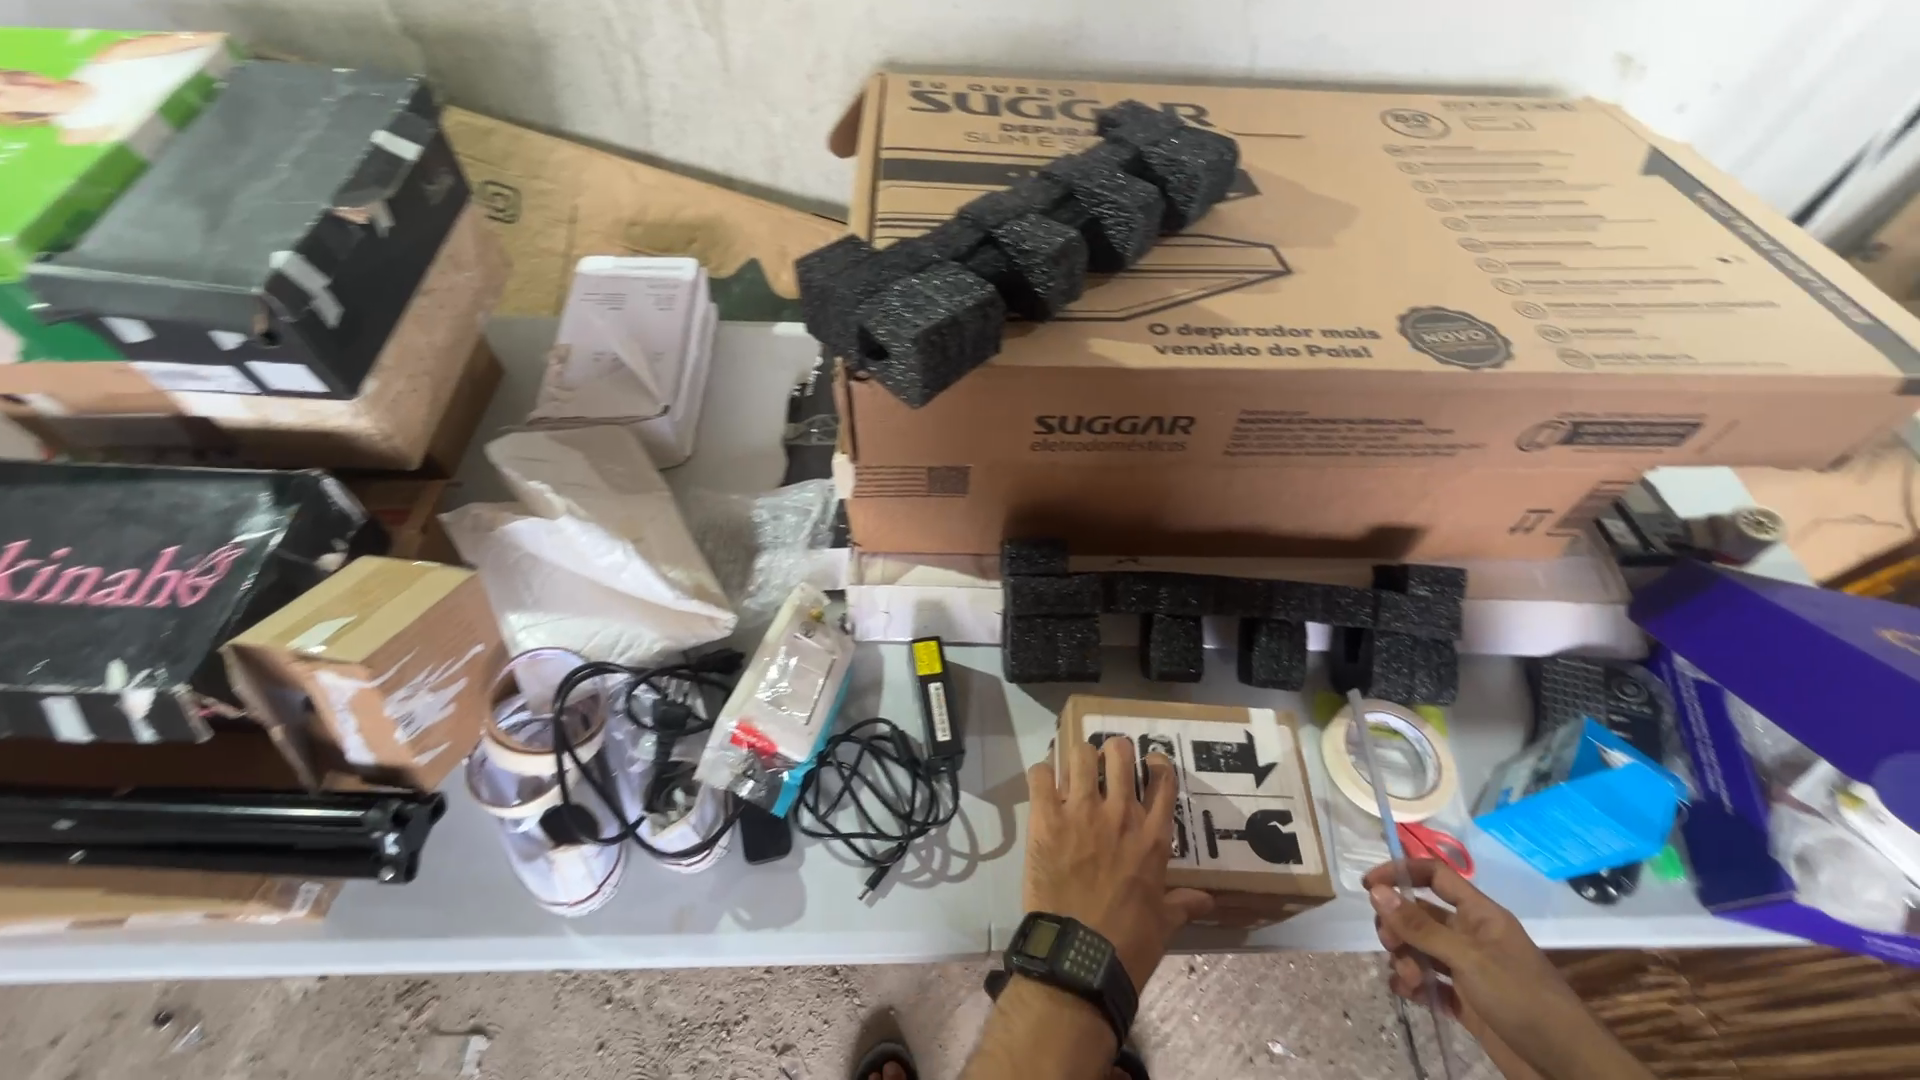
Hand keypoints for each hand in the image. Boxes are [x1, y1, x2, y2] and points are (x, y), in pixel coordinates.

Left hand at [1025, 737, 1213, 991]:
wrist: (1080, 957)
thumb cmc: (1127, 942)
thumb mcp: (1163, 922)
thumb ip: (1183, 903)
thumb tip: (1207, 900)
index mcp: (1152, 837)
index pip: (1162, 780)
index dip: (1155, 763)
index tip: (1148, 762)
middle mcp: (1119, 814)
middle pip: (1119, 754)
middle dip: (1112, 751)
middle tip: (1104, 763)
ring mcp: (1081, 813)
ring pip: (1080, 755)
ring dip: (1076, 758)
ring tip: (1071, 770)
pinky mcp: (1046, 820)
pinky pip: (1040, 776)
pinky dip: (1041, 773)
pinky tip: (1042, 784)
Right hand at [1365, 860, 1651, 1079]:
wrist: (1568, 1067)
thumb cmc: (1523, 999)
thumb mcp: (1469, 959)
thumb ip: (1420, 927)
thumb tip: (1376, 890)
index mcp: (1480, 915)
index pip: (1435, 876)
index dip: (1401, 872)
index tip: (1368, 886)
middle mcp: (1472, 936)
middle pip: (1420, 914)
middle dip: (1397, 925)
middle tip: (1390, 944)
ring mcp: (1468, 970)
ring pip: (1420, 949)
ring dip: (1404, 960)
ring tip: (1408, 981)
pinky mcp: (1465, 1002)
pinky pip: (1427, 983)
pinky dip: (1412, 986)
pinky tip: (1408, 995)